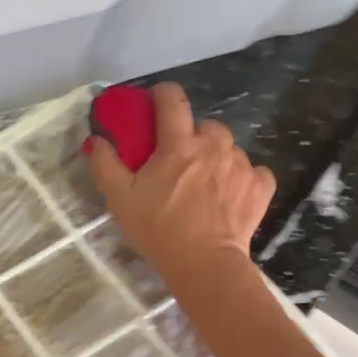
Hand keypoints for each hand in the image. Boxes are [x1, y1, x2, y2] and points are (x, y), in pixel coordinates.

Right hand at [89, 81, 274, 274]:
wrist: (203, 262)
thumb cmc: (157, 228)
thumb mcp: (119, 199)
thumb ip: (105, 164)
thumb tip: (97, 140)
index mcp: (178, 144)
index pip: (173, 101)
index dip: (163, 94)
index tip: (155, 101)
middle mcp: (214, 146)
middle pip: (206, 125)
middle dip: (192, 135)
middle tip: (178, 159)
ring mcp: (241, 165)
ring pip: (228, 147)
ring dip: (216, 156)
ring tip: (203, 181)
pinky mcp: (260, 186)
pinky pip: (253, 170)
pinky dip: (242, 176)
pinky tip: (230, 192)